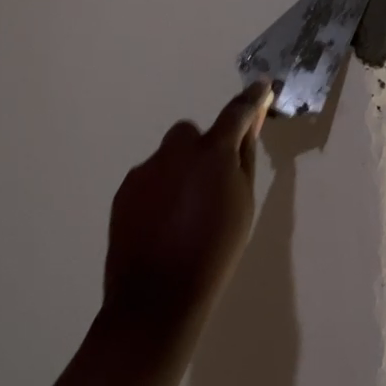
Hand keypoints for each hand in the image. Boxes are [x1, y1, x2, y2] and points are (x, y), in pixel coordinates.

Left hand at [102, 81, 272, 323]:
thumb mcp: (243, 205)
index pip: (237, 112)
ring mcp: (145, 170)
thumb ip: (244, 160)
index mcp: (214, 152)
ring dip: (179, 174)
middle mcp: (176, 150)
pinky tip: (162, 226)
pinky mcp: (124, 191)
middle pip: (193, 136)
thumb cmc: (215, 252)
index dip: (251, 99)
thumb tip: (249, 128)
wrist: (157, 297)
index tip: (261, 87)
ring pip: (168, 159)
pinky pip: (148, 180)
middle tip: (212, 187)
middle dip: (203, 151)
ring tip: (184, 217)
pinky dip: (158, 193)